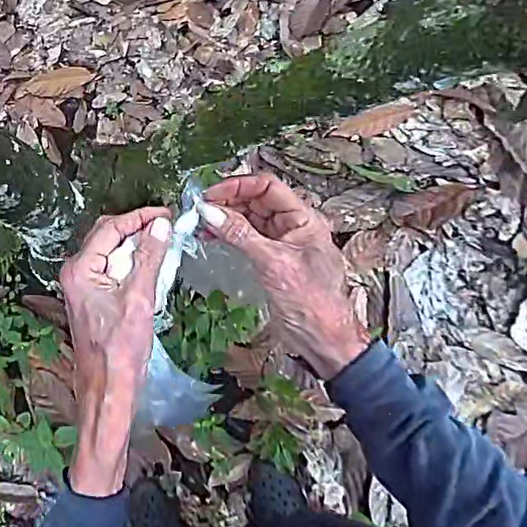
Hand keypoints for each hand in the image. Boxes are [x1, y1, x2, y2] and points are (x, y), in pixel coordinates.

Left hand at [58, 206, 170, 495]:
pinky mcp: (95, 298)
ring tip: (166, 243)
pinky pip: (115, 269)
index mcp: (80, 270)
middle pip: (109, 236)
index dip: (140, 218)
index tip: (166, 214)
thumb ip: (150, 258)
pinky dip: (135, 263)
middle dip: (139, 229)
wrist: (109, 390)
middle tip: (168, 227)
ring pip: (113, 252)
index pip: (111, 228)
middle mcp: (77, 274)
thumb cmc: (119, 351)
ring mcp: (84, 286)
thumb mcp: (139, 299)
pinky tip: (155, 267)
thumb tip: (160, 226)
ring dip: (139, 246)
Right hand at [200, 174, 370, 378]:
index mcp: (305, 220)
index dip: (239, 186)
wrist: (324, 341)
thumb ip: (241, 235)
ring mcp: (282, 244)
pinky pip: (247, 238)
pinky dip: (229, 235)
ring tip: (202, 222)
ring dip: (225, 218)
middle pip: (257, 201)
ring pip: (249, 219)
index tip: (212, 194)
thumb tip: (212, 212)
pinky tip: (212, 236)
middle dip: (228, 201)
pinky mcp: (271, 260)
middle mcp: (294, 227)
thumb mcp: (273, 264)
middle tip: (202, 208)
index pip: (268, 187)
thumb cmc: (313, 304)